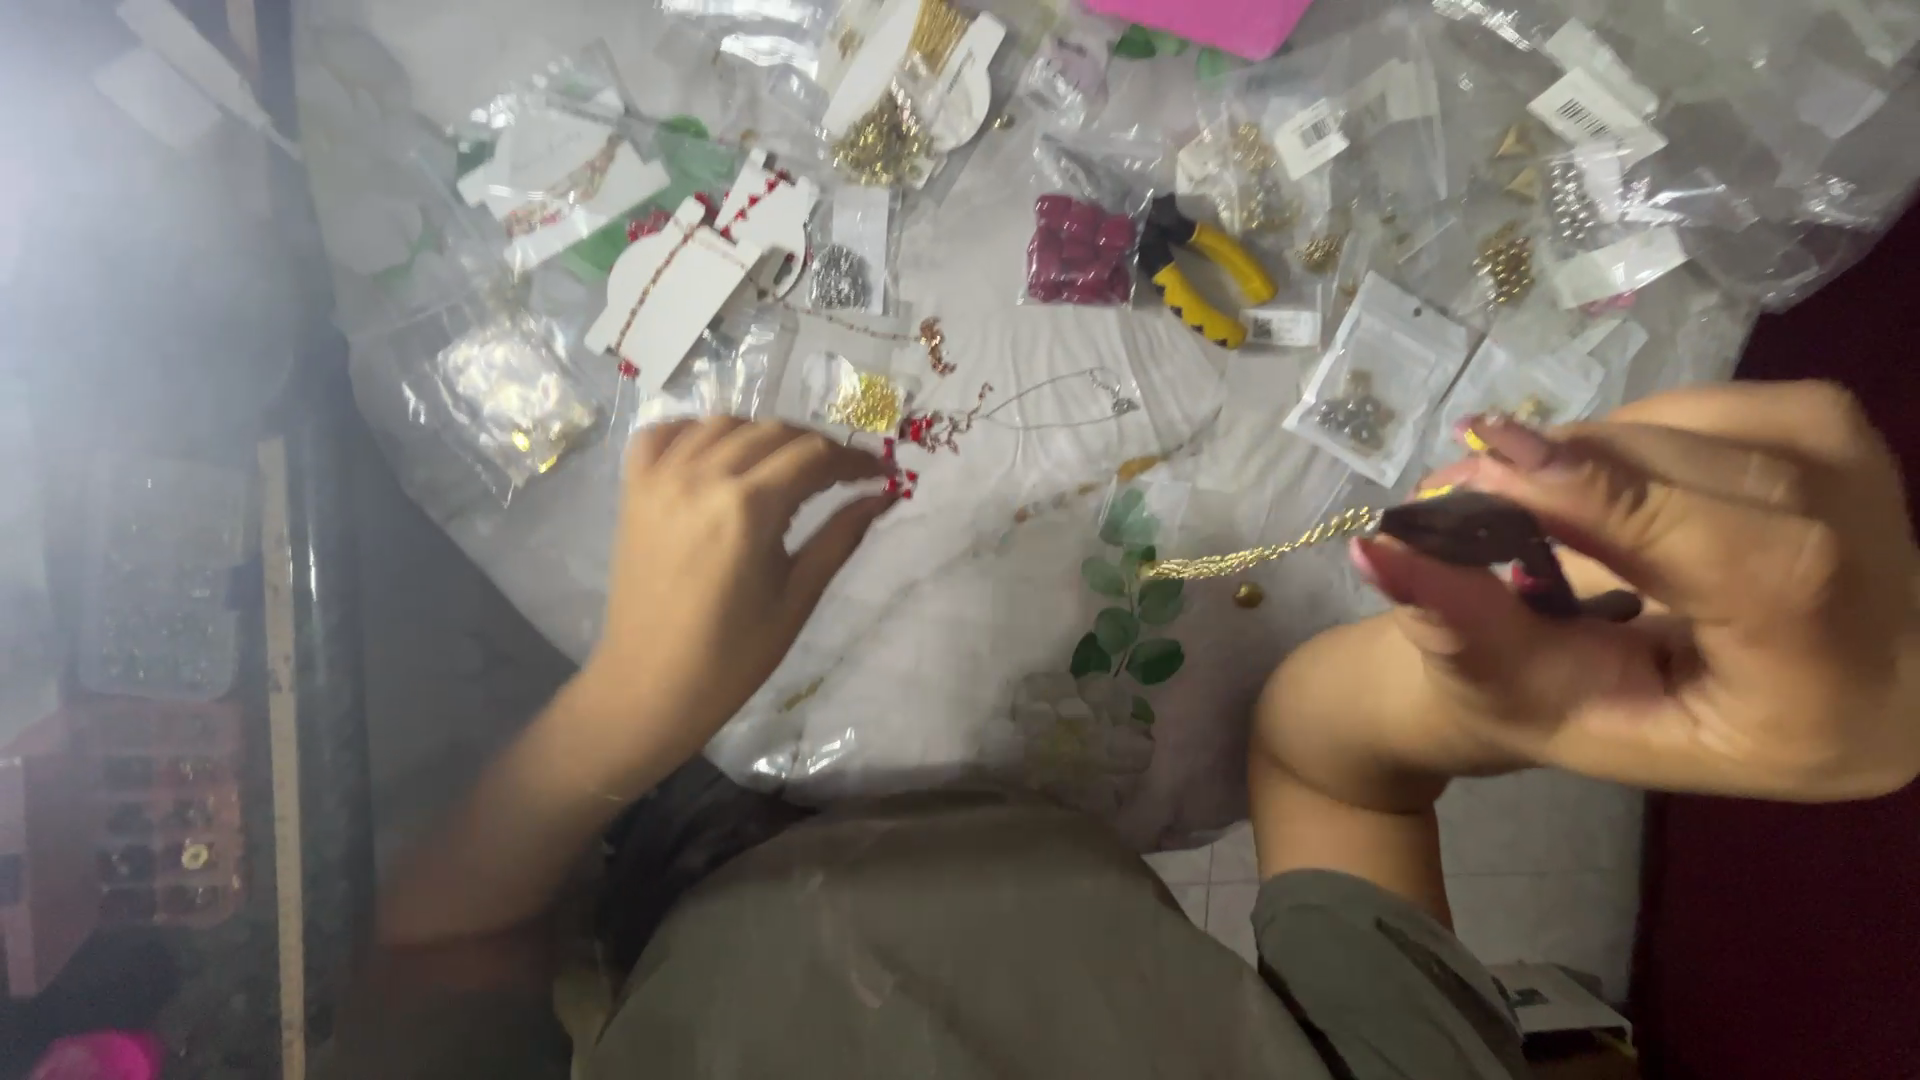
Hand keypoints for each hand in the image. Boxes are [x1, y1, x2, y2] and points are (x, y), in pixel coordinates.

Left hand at [579, 418, 892, 763]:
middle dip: (819, 447)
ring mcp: (660, 479)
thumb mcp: (798, 596)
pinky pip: (664, 433)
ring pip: (724, 423)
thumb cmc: (735, 655)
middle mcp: (701, 477)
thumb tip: (884, 495)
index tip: (882, 473)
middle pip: (775, 432)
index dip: (855, 459)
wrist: (651, 687)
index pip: (815, 456)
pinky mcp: (634, 490)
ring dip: (765, 435)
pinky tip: (719, 454)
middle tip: (843, 476)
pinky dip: (697, 431)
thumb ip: (841, 536)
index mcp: (748, 508)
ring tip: (787, 467)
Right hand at [1346, 381, 1919, 802]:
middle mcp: (1906, 643)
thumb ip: (1444, 614)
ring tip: (1532, 473)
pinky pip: (1777, 415)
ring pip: (1782, 438)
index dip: (1632, 499)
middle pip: (1780, 495)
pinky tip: (1602, 468)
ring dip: (1632, 438)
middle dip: (1612, 463)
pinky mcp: (1868, 496)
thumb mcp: (1483, 678)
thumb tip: (1373, 547)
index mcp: (1820, 722)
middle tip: (1482, 457)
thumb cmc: (1524, 706)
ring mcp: (1909, 559)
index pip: (1769, 576)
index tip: (1500, 456)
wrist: (1571, 692)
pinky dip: (1666, 421)